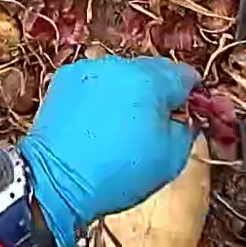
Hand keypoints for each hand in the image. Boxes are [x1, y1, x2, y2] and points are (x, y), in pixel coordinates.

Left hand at [19, 56, 199, 246]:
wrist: (55, 181)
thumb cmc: (117, 173)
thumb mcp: (171, 159)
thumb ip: (187, 128)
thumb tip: (185, 116)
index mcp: (152, 80)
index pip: (186, 75)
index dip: (190, 96)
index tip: (184, 115)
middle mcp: (122, 65)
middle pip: (154, 71)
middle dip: (157, 94)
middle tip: (150, 126)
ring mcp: (92, 68)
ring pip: (124, 74)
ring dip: (128, 92)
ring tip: (117, 126)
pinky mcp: (67, 76)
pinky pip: (96, 80)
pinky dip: (100, 94)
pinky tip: (94, 121)